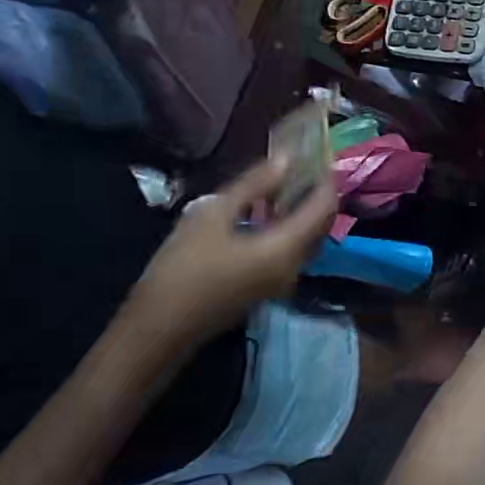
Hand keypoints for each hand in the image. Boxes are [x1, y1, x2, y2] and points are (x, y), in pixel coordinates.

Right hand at [133, 159, 337, 336]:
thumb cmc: (183, 268)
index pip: (324, 207)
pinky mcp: (267, 287)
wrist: (157, 329)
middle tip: (303, 165)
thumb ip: (254, 186)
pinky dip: (286, 228)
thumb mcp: (213, 216)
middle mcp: (296, 266)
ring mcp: (283, 281)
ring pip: (306, 238)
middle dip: (316, 194)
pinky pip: (290, 251)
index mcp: (288, 249)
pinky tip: (264, 212)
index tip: (320, 155)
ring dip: (301, 211)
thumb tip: (287, 160)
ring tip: (283, 182)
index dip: (326, 179)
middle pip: (320, 224)